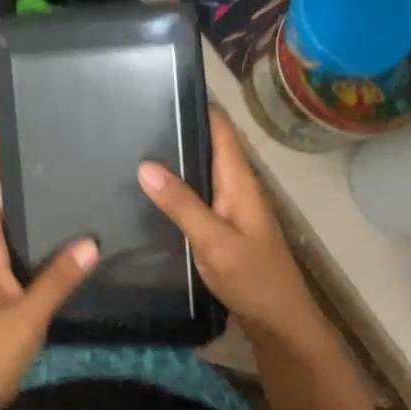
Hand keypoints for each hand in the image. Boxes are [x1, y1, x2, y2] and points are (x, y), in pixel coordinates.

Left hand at [0, 126, 98, 409]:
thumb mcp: (26, 319)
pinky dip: (33, 228)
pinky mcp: (7, 291)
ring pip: (6, 225)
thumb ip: (57, 281)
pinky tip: (58, 229)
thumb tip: (91, 240)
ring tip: (48, 171)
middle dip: (3, 169)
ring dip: (17, 196)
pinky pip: (19, 247)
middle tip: (30, 139)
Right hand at [138, 108, 325, 343]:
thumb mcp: (213, 242)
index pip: (220, 126)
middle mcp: (236, 184)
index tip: (158, 87)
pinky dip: (176, 185)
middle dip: (177, 127)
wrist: (279, 322)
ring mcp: (230, 205)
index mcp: (239, 179)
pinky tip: (148, 191)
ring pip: (200, 168)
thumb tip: (144, 165)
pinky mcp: (221, 224)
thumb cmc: (252, 278)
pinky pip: (197, 192)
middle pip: (207, 143)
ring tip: (131, 144)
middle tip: (131, 116)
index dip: (196, 103)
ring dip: (174, 156)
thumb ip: (181, 204)